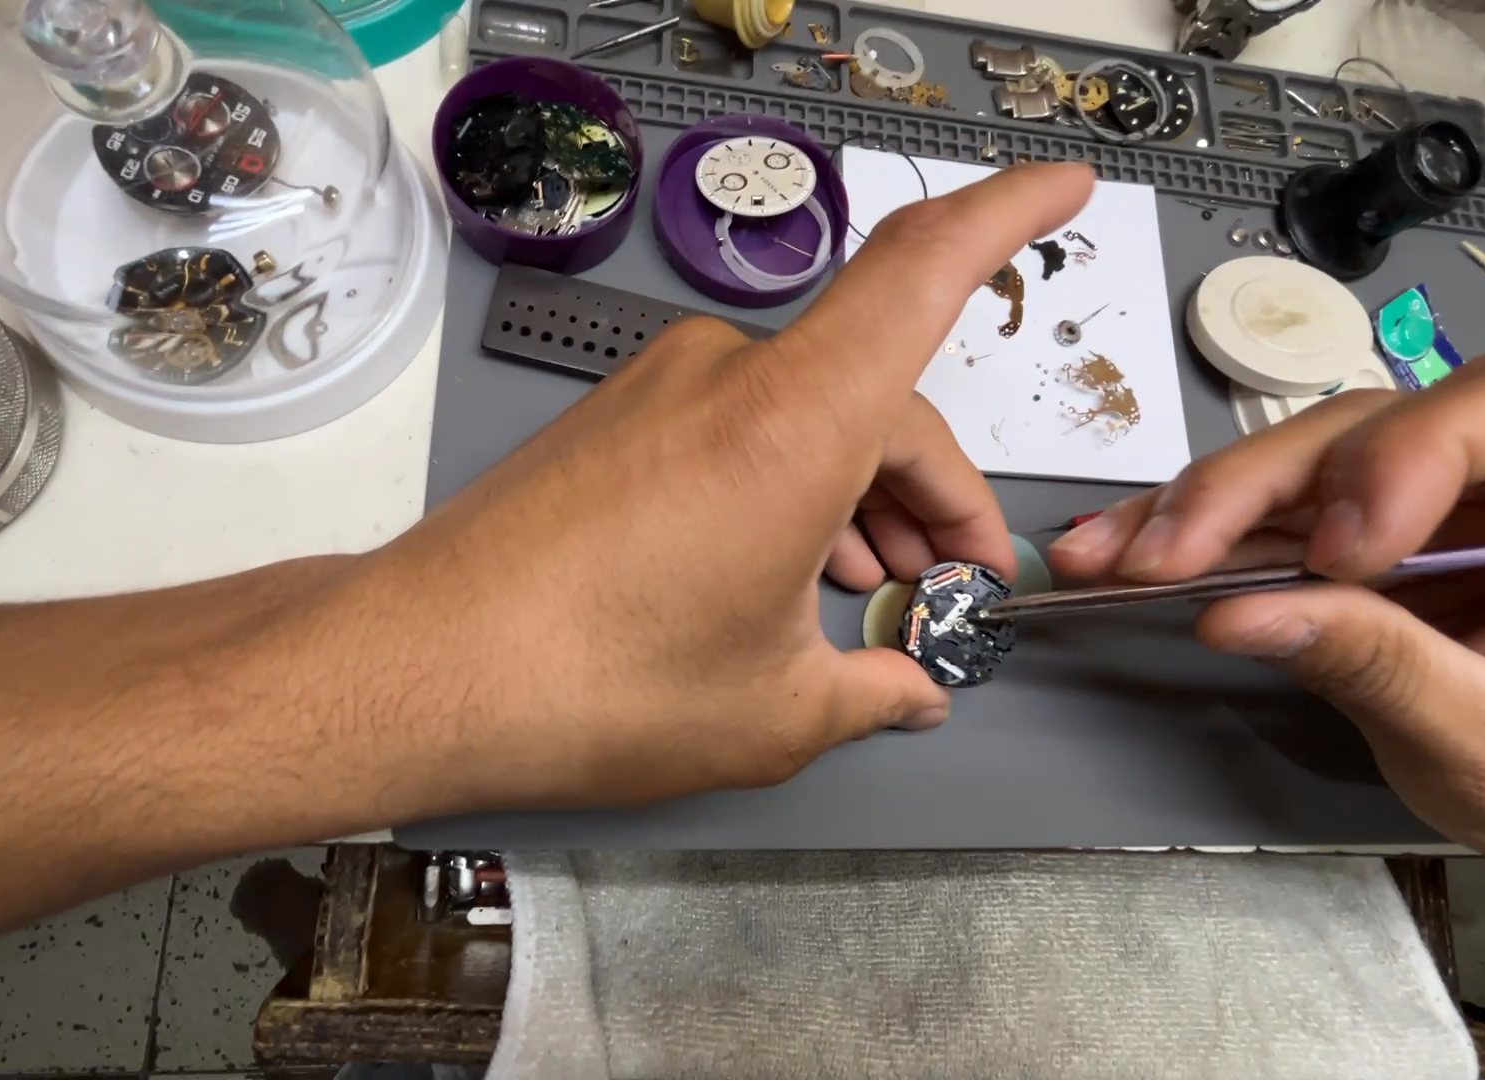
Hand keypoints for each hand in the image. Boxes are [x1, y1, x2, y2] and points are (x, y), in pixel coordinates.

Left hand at [356, 165, 1094, 813]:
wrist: (421, 669)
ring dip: (856, 498)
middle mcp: (726, 377)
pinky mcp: (620, 419)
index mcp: (793, 421)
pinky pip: (739, 431)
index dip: (1009, 214)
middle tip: (946, 586)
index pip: (924, 266)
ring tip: (867, 593)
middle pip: (878, 400)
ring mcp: (662, 390)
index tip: (1063, 188)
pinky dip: (785, 489)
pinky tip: (783, 570)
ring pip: (808, 420)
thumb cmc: (589, 684)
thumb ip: (870, 693)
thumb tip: (912, 691)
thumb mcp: (771, 710)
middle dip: (932, 495)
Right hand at [1048, 351, 1484, 873]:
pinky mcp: (1347, 536)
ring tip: (1098, 557)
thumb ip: (1389, 673)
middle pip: (1357, 430)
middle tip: (1156, 559)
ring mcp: (1418, 505)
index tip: (1335, 556)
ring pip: (1282, 469)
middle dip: (1241, 493)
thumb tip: (1234, 619)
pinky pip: (1252, 519)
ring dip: (1178, 514)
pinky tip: (1114, 555)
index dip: (1408, 456)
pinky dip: (1178, 540)